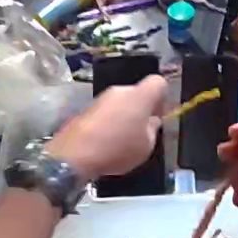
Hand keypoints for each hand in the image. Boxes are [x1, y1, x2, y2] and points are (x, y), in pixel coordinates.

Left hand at [50, 75, 165, 177]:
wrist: (74, 155)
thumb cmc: (118, 149)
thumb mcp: (147, 146)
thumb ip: (152, 129)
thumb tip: (151, 120)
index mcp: (140, 95)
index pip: (158, 82)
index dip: (162, 97)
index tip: (157, 116)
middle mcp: (120, 90)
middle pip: (137, 93)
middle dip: (140, 109)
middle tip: (139, 133)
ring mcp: (100, 98)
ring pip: (120, 103)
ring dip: (123, 116)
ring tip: (120, 141)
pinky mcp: (85, 109)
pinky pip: (105, 112)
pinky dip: (108, 123)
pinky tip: (104, 142)